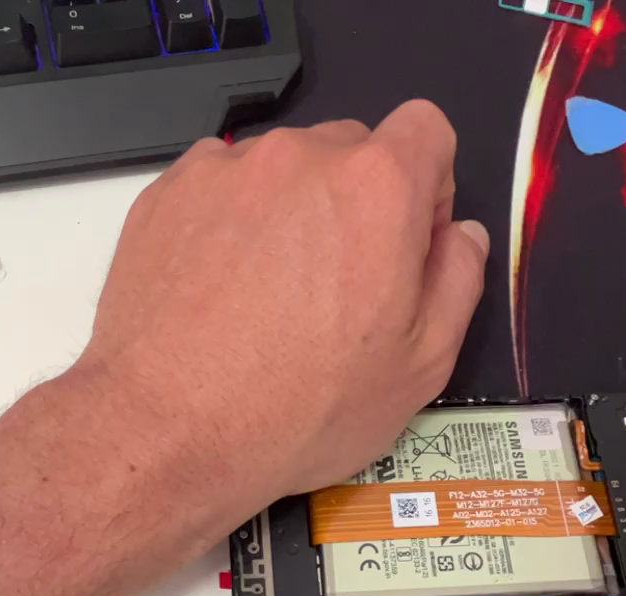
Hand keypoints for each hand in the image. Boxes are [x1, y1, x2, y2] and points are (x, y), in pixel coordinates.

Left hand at [67, 100, 488, 522]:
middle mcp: (299, 158)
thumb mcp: (418, 369)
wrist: (170, 432)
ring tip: (267, 304)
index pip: (425, 132)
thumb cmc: (300, 411)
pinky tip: (220, 296)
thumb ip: (459, 282)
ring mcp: (223, 171)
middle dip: (356, 207)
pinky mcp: (165, 195)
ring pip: (280, 174)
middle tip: (335, 293)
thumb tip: (459, 236)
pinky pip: (219, 193)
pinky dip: (229, 228)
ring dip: (289, 218)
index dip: (425, 188)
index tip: (405, 245)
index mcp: (377, 188)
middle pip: (350, 153)